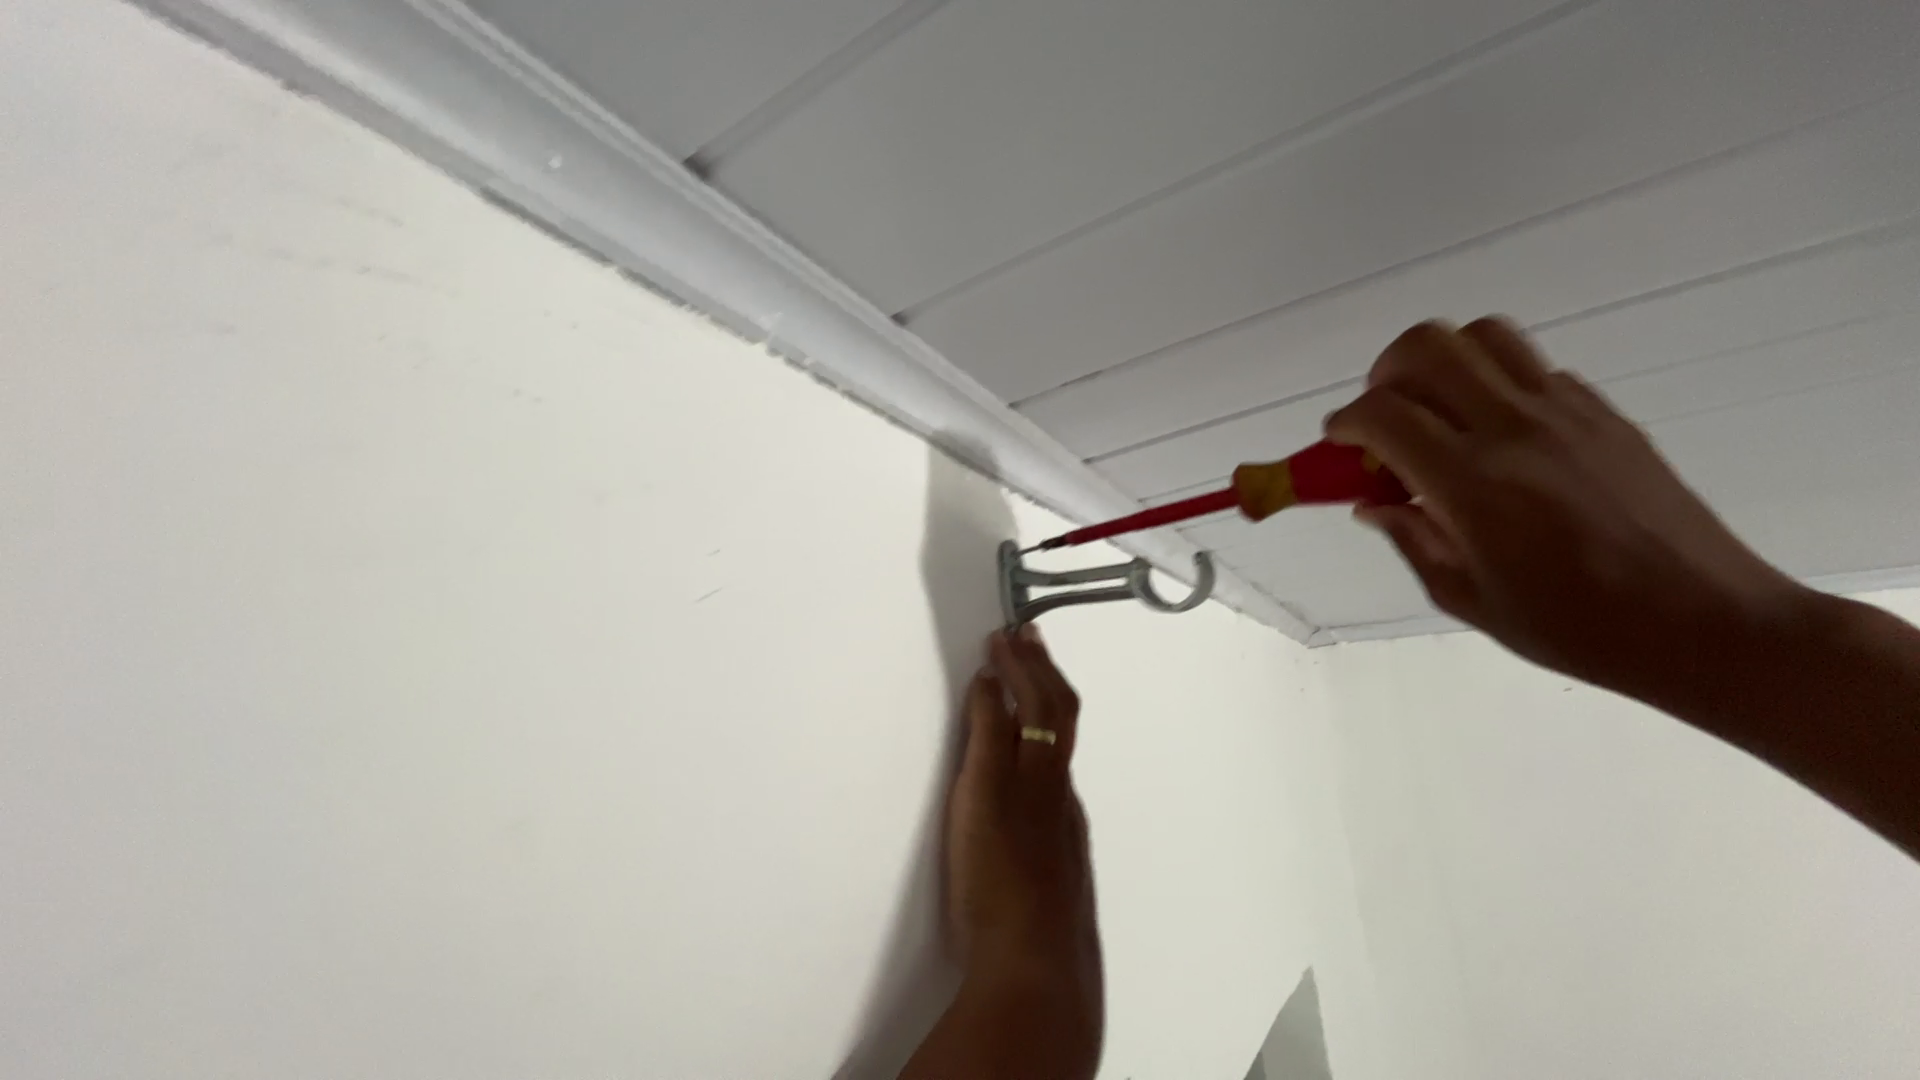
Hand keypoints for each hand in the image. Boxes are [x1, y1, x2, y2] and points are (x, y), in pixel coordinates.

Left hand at [901, 627, 1101, 1079]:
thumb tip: (1038, 822)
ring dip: (1024, 668)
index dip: (1049, 704)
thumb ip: (1045, 854)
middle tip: (1028, 635)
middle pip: (1061, 713)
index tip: (1037, 678)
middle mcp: (1055, 789)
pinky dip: (992, 695)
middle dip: (1044, 669)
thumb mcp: (1051, 891)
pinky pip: (995, 728)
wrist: (1034, 968)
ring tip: (1008, 640)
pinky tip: (982, 676)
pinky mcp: (991, 790)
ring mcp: (1027, 786)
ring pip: (1038, 709)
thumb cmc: (1039, 942)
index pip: (1060, 743)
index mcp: (1067, 812)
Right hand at [1325, 317, 1804, 705]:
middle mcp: (1515, 428)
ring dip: (1443, 364)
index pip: (1384, 413)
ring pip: (1484, 337)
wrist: (1707, 623)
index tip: (1338, 445)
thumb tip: (1372, 504)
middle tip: (1384, 419)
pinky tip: (1497, 439)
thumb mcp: (1465, 597)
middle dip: (1386, 374)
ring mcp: (1566, 412)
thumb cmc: (1574, 626)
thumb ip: (1410, 538)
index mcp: (1473, 482)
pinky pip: (1532, 368)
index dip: (1346, 423)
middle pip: (1429, 346)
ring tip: (1437, 413)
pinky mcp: (1604, 413)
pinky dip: (1494, 385)